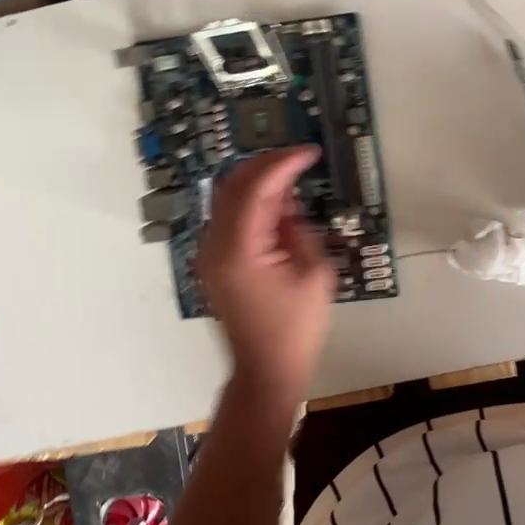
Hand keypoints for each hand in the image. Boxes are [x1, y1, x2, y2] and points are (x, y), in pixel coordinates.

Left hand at [199, 146, 336, 396]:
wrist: (266, 372)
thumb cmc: (296, 329)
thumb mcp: (315, 274)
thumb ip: (299, 230)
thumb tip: (286, 206)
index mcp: (239, 250)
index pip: (256, 188)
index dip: (283, 163)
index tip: (308, 152)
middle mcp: (215, 246)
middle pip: (232, 185)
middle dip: (266, 164)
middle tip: (299, 158)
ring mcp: (209, 255)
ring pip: (227, 199)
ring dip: (258, 183)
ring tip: (294, 184)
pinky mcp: (214, 263)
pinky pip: (228, 219)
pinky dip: (251, 204)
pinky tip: (278, 209)